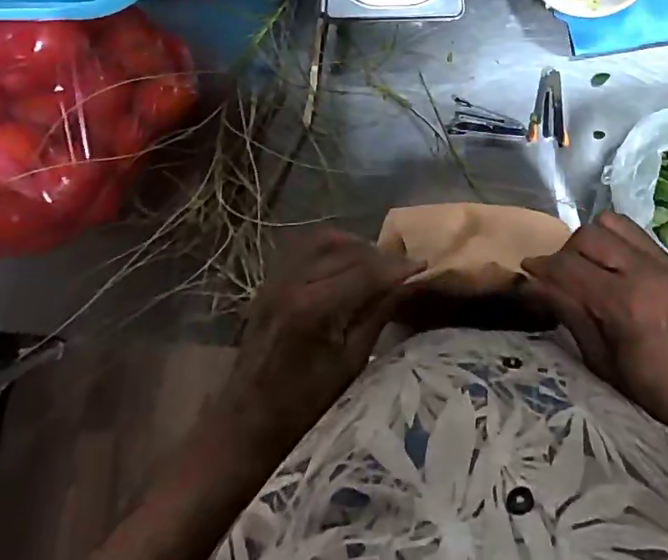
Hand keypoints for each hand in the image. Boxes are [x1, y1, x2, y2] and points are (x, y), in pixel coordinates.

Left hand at [214, 227, 422, 458]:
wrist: (244, 427)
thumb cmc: (303, 409)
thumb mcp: (351, 364)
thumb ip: (378, 315)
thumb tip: (408, 284)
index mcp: (313, 307)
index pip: (366, 271)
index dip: (398, 266)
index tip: (423, 265)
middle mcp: (292, 283)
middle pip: (346, 250)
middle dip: (380, 256)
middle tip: (403, 269)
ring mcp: (276, 280)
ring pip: (324, 241)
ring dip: (355, 246)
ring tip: (376, 265)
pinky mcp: (269, 284)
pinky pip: (305, 250)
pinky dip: (331, 250)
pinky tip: (347, 266)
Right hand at [522, 213, 667, 437]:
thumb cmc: (650, 386)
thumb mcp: (600, 359)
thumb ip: (569, 313)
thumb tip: (536, 285)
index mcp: (624, 303)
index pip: (569, 267)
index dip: (542, 266)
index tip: (527, 269)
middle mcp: (642, 271)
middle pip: (587, 236)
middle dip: (565, 252)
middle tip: (557, 276)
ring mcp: (659, 260)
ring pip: (608, 223)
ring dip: (589, 240)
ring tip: (585, 266)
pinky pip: (630, 229)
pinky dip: (612, 237)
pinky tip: (608, 262)